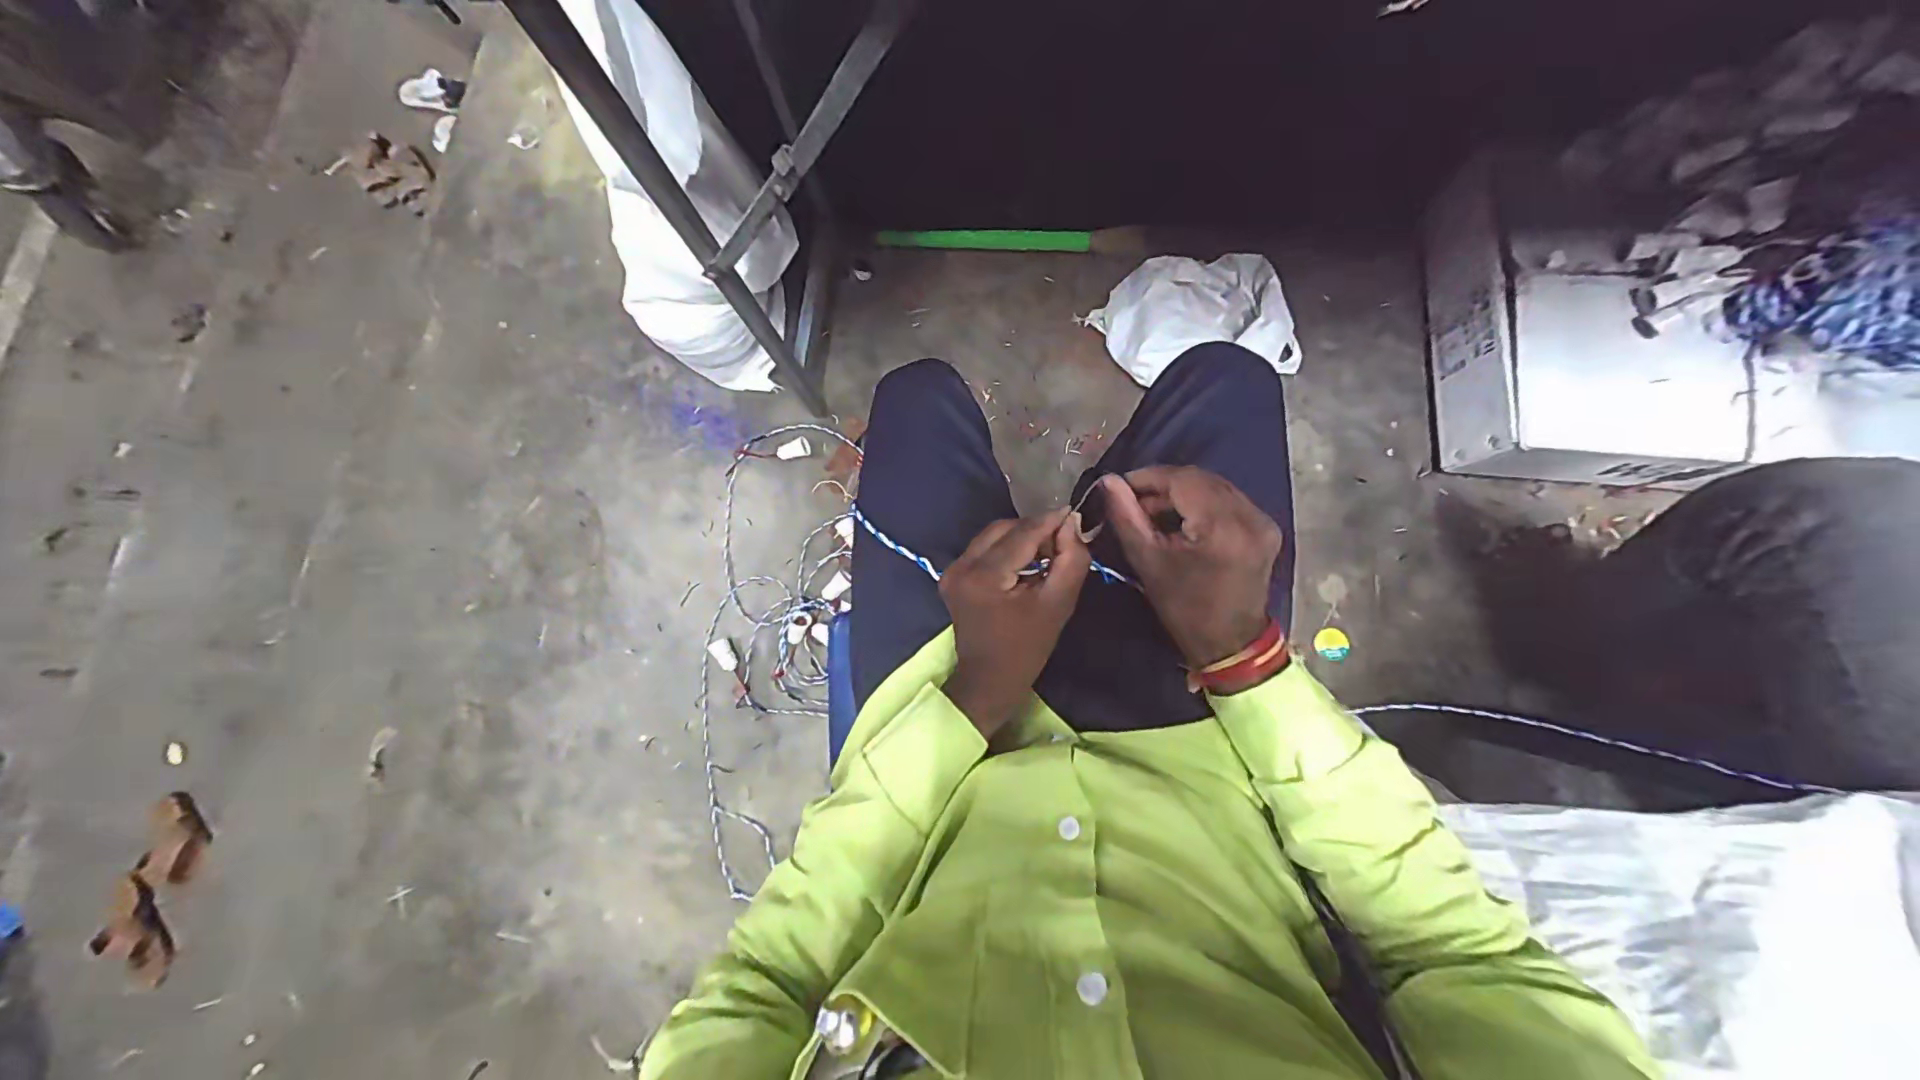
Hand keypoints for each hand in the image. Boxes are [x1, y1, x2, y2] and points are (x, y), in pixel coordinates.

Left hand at [939, 508, 1090, 736]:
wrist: (989, 680)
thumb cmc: (1027, 648)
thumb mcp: (1058, 605)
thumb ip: (1070, 561)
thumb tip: (1070, 524)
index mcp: (983, 576)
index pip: (1022, 534)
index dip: (1050, 521)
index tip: (1074, 514)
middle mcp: (961, 566)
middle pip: (1004, 529)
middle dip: (1035, 530)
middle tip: (1061, 543)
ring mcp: (952, 570)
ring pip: (992, 535)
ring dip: (1020, 537)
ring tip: (1045, 555)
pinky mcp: (952, 576)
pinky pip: (983, 549)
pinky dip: (1006, 549)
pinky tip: (1024, 565)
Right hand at [1099, 467, 1283, 666]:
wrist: (1228, 643)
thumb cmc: (1183, 607)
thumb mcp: (1148, 561)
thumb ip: (1126, 516)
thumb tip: (1108, 481)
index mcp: (1222, 527)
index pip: (1182, 480)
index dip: (1148, 477)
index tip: (1121, 486)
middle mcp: (1249, 516)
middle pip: (1200, 480)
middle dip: (1164, 485)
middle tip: (1135, 501)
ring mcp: (1263, 521)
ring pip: (1214, 487)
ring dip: (1182, 493)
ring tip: (1154, 512)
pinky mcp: (1266, 528)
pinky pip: (1228, 500)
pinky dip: (1201, 503)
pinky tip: (1182, 520)